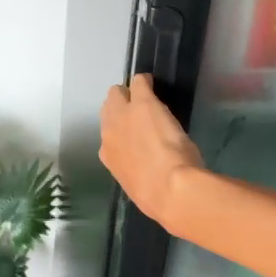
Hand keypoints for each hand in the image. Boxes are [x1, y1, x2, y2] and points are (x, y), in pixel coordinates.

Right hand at [99, 74, 203, 230]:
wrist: (168, 187)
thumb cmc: (157, 195)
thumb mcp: (138, 184)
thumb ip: (136, 171)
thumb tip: (144, 172)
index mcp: (108, 157)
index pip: (109, 138)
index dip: (122, 134)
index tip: (135, 135)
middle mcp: (109, 134)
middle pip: (107, 110)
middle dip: (119, 109)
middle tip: (138, 112)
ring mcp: (123, 116)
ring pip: (116, 94)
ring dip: (128, 95)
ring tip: (143, 97)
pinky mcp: (143, 102)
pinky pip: (138, 82)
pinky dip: (144, 82)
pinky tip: (151, 82)